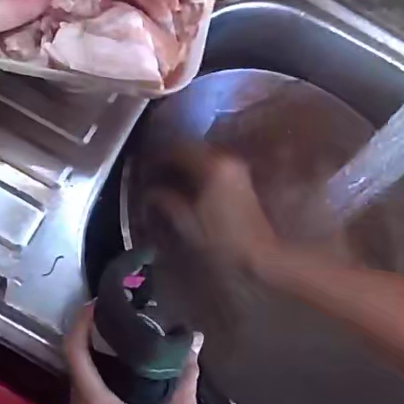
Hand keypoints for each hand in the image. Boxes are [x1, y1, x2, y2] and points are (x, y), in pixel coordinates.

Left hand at [64, 302, 203, 403]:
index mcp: (95, 401)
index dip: (82, 321)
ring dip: (93, 346)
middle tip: (119, 309)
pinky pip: (86, 382)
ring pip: (79, 370)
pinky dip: (97, 363)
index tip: (101, 301)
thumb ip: (186, 378)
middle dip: (90, 328)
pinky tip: (124, 359)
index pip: (74, 349)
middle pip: (73, 356)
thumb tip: (194, 341)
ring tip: (123, 327)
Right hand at [147, 147, 284, 274]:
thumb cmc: (221, 239)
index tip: (144, 166)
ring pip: (203, 154)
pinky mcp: (241, 176)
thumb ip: (166, 200)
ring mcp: (236, 166)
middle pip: (192, 148)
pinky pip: (213, 162)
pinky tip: (187, 182)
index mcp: (211, 167)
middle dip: (171, 158)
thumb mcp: (187, 222)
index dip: (158, 157)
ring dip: (185, 162)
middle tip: (153, 171)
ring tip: (168, 177)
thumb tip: (149, 191)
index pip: (178, 150)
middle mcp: (225, 159)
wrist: (259, 254)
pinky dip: (198, 167)